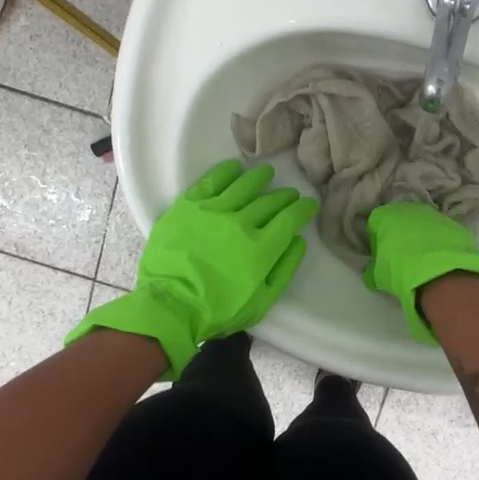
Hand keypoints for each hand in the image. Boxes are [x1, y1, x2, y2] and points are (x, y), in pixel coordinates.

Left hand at [67, 160, 318, 376]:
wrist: (169, 306)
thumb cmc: (217, 311)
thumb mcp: (261, 302)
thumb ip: (283, 270)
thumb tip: (298, 241)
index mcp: (261, 248)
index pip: (290, 219)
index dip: (303, 209)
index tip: (309, 205)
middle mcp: (240, 223)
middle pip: (269, 201)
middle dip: (284, 197)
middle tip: (290, 194)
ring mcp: (212, 211)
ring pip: (242, 186)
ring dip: (258, 178)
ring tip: (266, 174)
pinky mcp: (187, 207)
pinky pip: (210, 182)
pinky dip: (225, 172)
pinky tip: (234, 168)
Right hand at [364, 202, 478, 343]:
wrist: (440, 275)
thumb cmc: (399, 271)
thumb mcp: (378, 276)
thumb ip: (372, 269)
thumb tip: (372, 272)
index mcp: (386, 216)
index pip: (375, 222)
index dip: (376, 238)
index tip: (380, 253)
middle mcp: (411, 209)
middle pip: (401, 219)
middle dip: (400, 234)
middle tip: (401, 255)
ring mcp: (436, 215)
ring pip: (424, 224)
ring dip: (421, 237)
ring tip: (423, 259)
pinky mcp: (456, 226)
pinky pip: (443, 233)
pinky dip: (440, 243)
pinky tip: (440, 259)